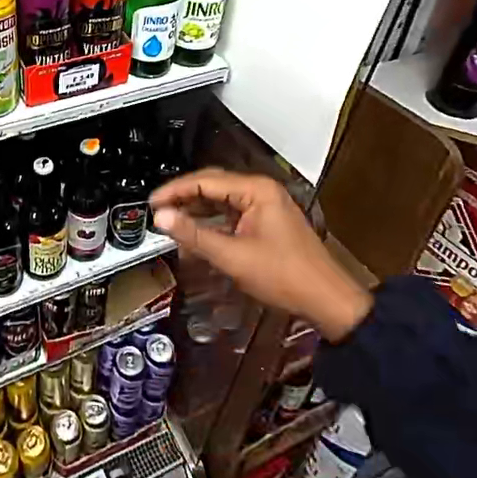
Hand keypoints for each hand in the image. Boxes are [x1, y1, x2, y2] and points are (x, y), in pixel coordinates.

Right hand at [149, 169, 373, 342]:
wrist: (323, 297)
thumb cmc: (286, 276)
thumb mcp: (232, 256)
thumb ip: (194, 234)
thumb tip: (163, 218)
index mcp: (257, 190)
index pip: (206, 180)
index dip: (175, 190)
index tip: (153, 202)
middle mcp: (262, 191)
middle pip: (214, 186)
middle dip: (184, 197)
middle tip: (158, 210)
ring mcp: (266, 206)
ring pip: (222, 200)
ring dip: (198, 210)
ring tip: (171, 221)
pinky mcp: (267, 222)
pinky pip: (233, 214)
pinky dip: (213, 222)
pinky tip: (197, 233)